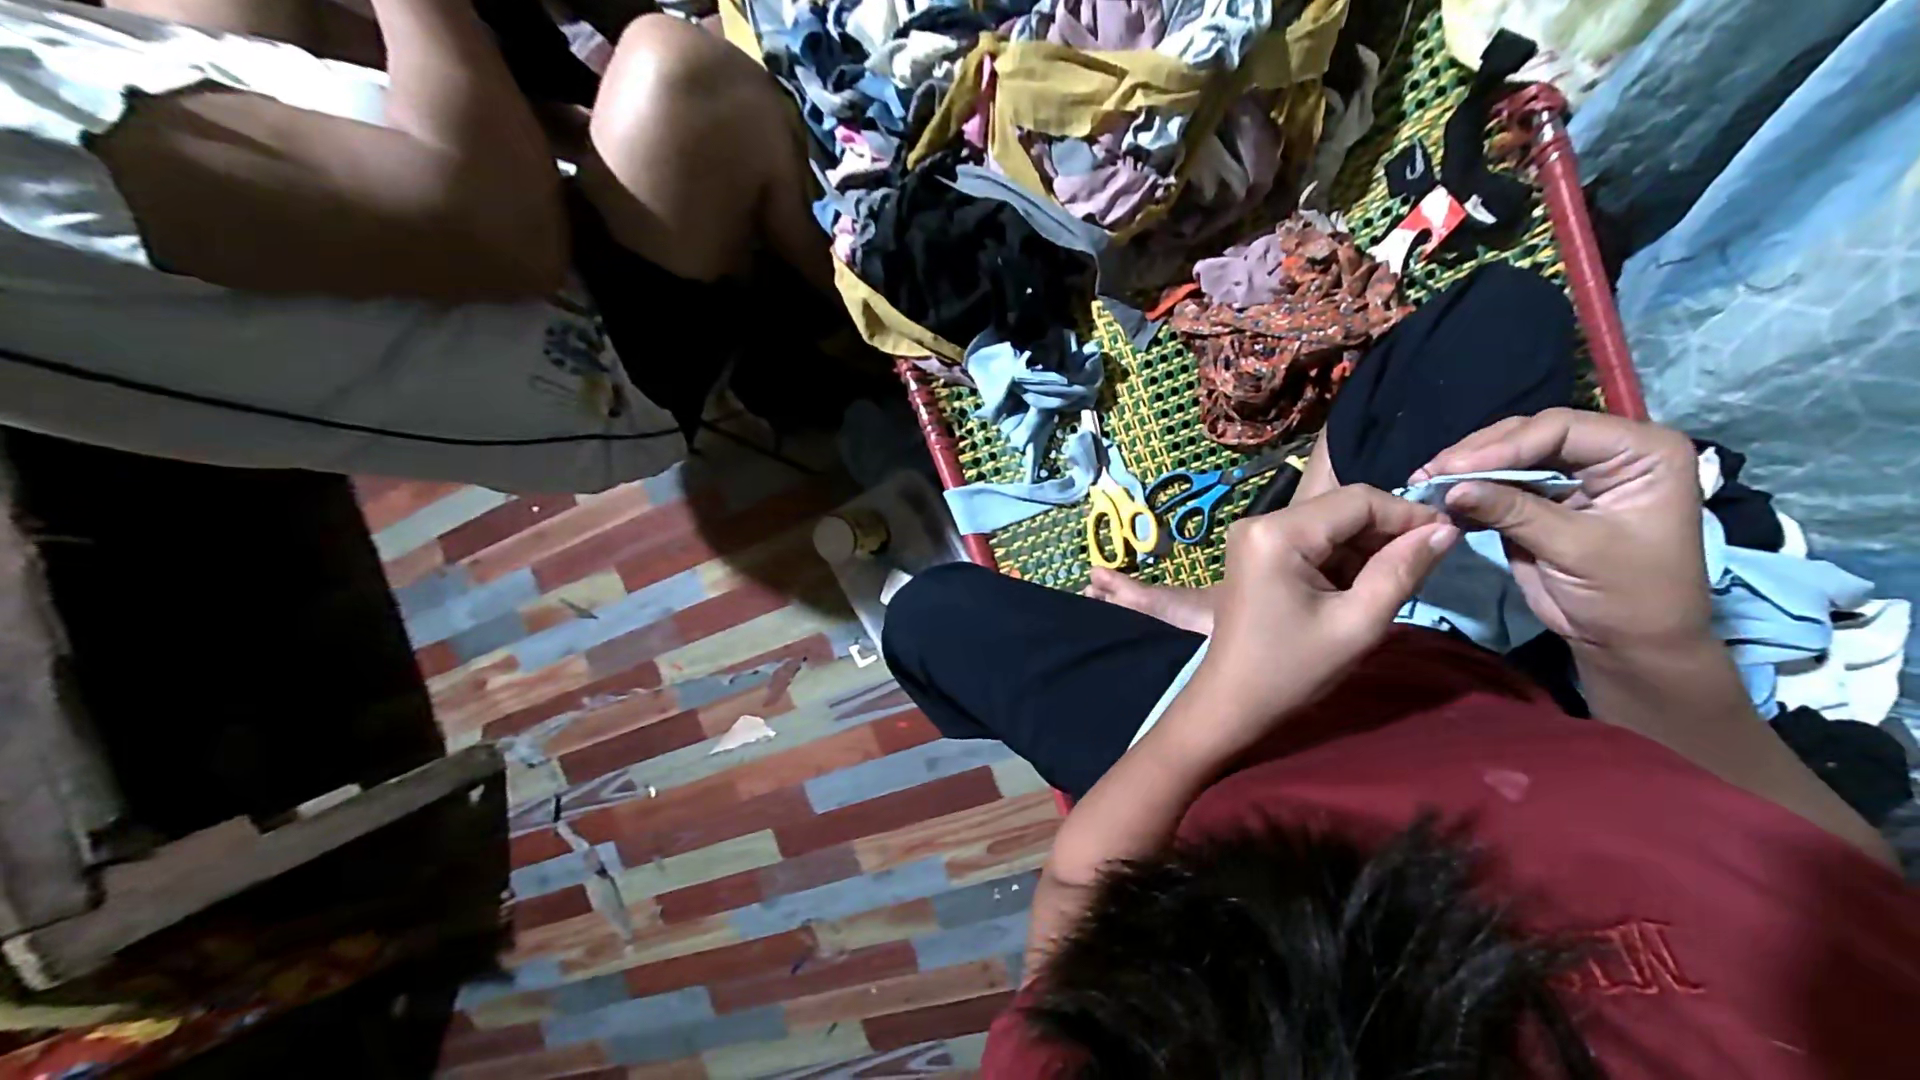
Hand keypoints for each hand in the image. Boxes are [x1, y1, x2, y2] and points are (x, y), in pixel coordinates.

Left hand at [1180, 485, 1457, 754]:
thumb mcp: (1358, 623)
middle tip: (1422, 566)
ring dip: (1366, 547)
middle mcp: (1259, 521)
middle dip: (1387, 531)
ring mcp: (1254, 535)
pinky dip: (1342, 557)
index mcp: (1276, 532)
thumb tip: (1445, 528)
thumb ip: (1402, 570)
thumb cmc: (1292, 668)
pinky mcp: (1257, 551)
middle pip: (1341, 507)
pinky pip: (1312, 539)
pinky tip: (1360, 586)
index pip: (1357, 499)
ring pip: (1330, 522)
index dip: (1408, 513)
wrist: (1233, 698)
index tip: (1448, 538)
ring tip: (1393, 582)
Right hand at [1413, 408, 1707, 657]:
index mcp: (1641, 452)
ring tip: (1425, 483)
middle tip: (1429, 474)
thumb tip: (1452, 488)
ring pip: (1506, 454)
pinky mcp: (1539, 497)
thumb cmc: (1627, 593)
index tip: (1454, 469)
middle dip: (1476, 454)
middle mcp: (1607, 452)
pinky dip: (1466, 489)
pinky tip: (1438, 498)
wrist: (1626, 640)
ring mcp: (1570, 474)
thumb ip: (1515, 512)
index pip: (1563, 429)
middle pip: (1529, 434)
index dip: (1505, 445)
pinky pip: (1496, 481)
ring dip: (1463, 469)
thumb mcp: (1574, 548)